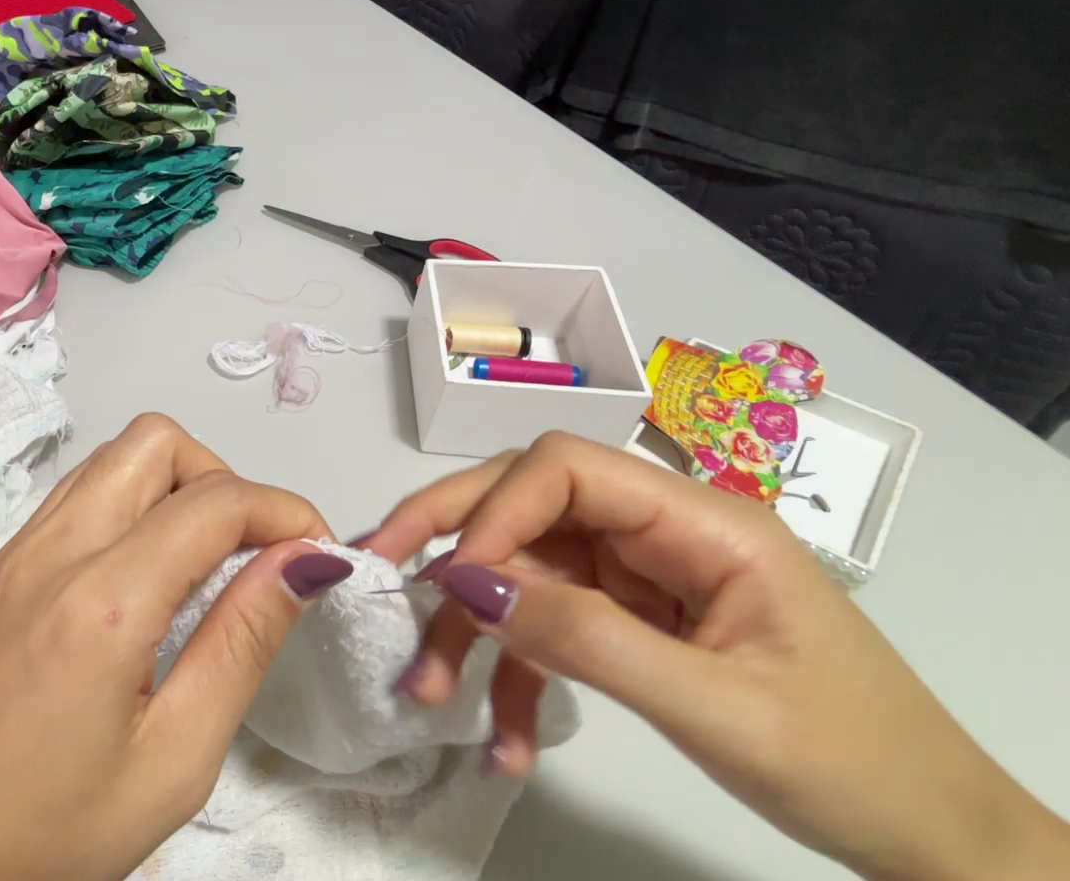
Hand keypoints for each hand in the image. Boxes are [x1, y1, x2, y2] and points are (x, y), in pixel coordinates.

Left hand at [0, 414, 350, 880]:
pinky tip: (147, 579)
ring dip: (174, 486)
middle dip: (223, 479)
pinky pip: (78, 496)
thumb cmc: (47, 834)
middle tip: (253, 555)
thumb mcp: (174, 759)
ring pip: (111, 458)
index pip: (213, 501)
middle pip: (154, 442)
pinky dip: (130, 506)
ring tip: (206, 566)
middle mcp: (52, 551)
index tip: (319, 555)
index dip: (284, 511)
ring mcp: (16, 552)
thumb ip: (244, 642)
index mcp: (101, 599)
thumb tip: (304, 563)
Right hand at [360, 431, 1069, 880]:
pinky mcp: (624, 619)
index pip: (564, 469)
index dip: (493, 509)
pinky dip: (513, 678)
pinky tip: (505, 741)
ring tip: (431, 693)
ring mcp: (636, 575)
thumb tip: (465, 583)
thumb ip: (586, 639)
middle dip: (450, 542)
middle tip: (377, 574)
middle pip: (525, 502)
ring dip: (471, 630)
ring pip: (520, 569)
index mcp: (701, 522)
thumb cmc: (852, 765)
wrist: (932, 839)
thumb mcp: (718, 709)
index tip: (452, 580)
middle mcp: (657, 531)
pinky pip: (545, 628)